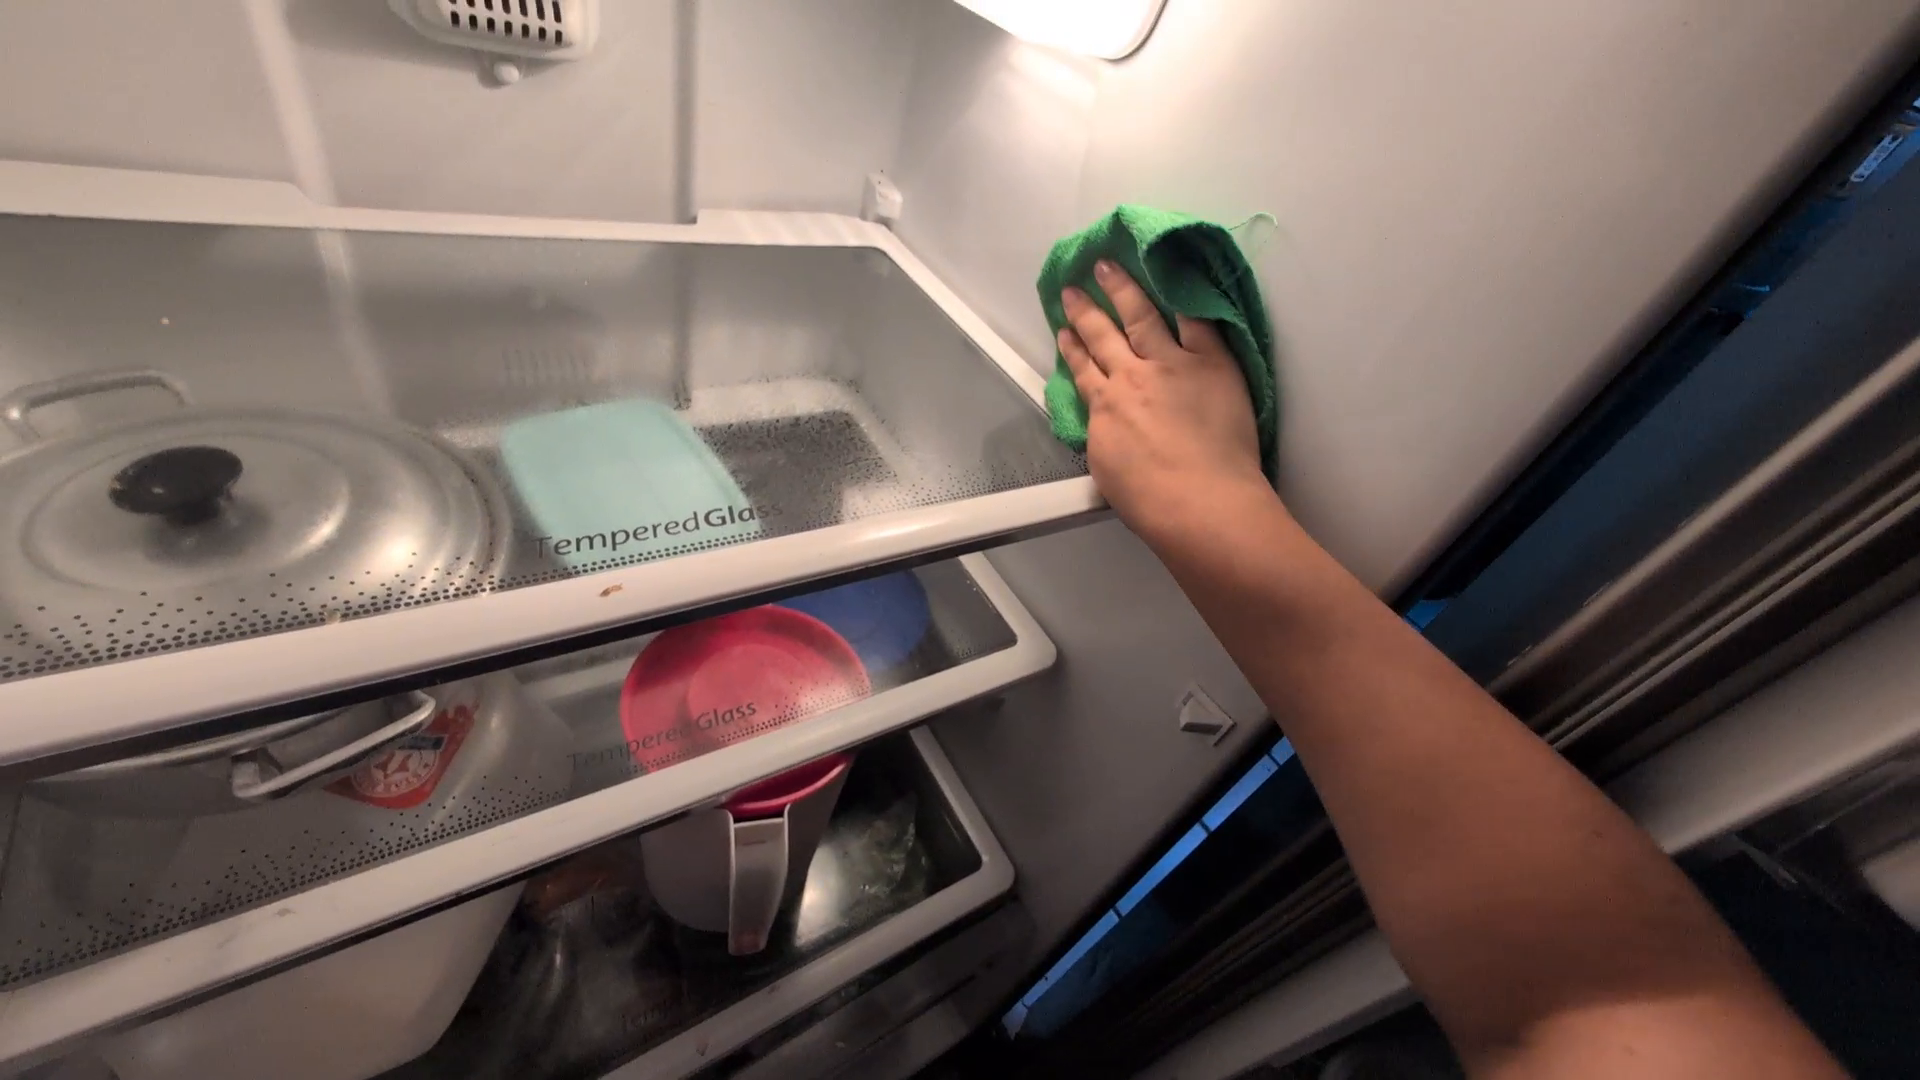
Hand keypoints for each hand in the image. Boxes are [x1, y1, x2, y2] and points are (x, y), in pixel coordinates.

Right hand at [1059, 260, 1272, 547]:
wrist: (1199, 501)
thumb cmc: (1150, 502)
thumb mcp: (1106, 469)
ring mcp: (1173, 365)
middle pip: (1103, 336)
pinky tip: (1175, 283)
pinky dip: (1184, 302)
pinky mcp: (1212, 363)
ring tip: (1110, 268)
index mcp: (1104, 408)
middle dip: (1086, 310)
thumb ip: (1104, 435)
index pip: (1082, 369)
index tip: (1063, 329)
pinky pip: (1197, 323)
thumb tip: (1106, 423)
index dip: (1071, 347)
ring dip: (1123, 291)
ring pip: (1142, 318)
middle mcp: (1132, 378)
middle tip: (1074, 287)